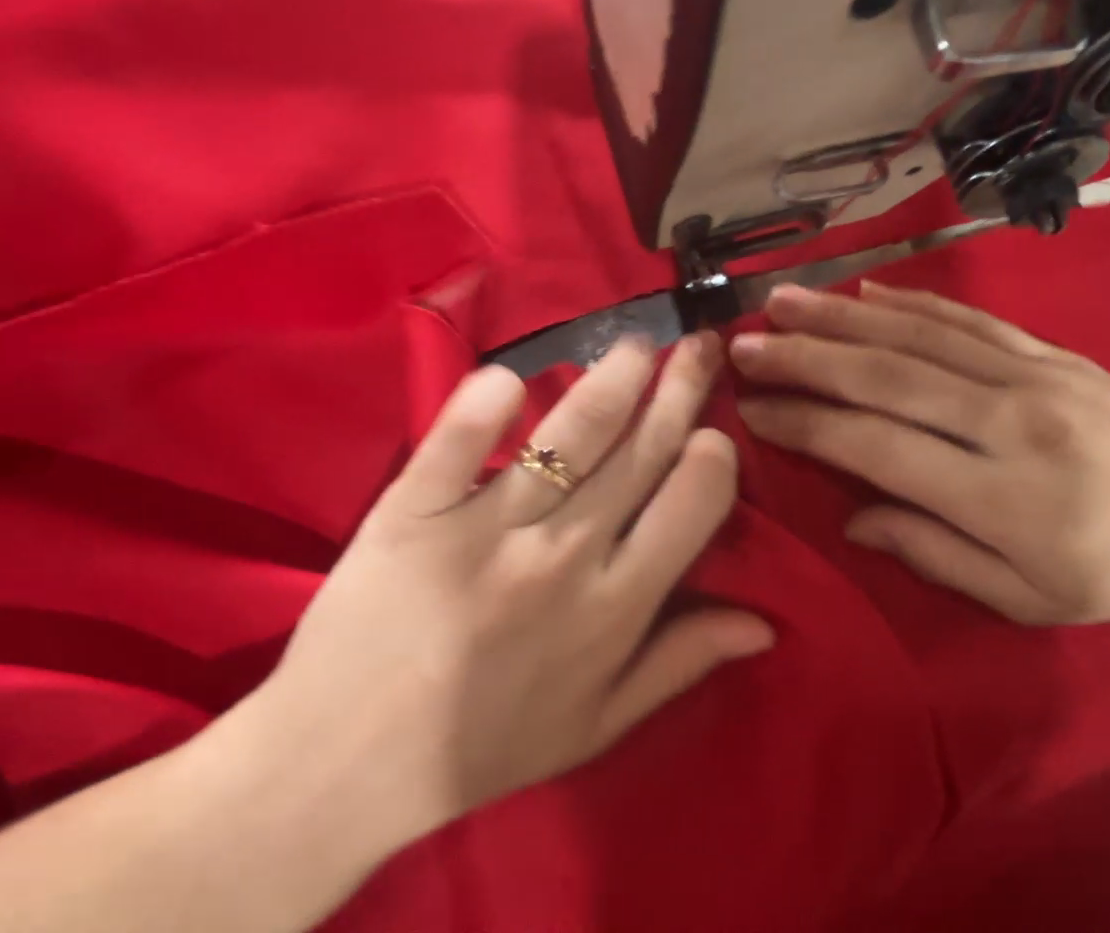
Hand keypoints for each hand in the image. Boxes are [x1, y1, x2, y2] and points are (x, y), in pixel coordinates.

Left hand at [229, 333, 771, 850]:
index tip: (713, 430)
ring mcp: (483, 529)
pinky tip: (511, 373)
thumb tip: (763, 621)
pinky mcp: (411, 512)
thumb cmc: (483, 747)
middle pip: (637, 455)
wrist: (346, 765)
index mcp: (613, 609)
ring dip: (610, 381)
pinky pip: (455, 444)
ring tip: (637, 344)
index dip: (712, 458)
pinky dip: (482, 405)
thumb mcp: (596, 727)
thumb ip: (678, 664)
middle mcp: (561, 558)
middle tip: (698, 346)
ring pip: (566, 436)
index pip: (688, 508)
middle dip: (678, 393)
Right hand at [729, 282, 1109, 624]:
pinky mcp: (1055, 354)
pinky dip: (912, 304)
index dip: (807, 425)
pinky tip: (867, 291)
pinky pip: (970, 321)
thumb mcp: (1026, 599)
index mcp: (1002, 497)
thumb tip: (853, 518)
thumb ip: (934, 554)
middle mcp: (1011, 423)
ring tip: (782, 302)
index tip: (752, 409)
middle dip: (805, 357)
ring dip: (843, 317)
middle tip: (744, 343)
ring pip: (920, 337)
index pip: (877, 447)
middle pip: (887, 378)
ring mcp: (1035, 377)